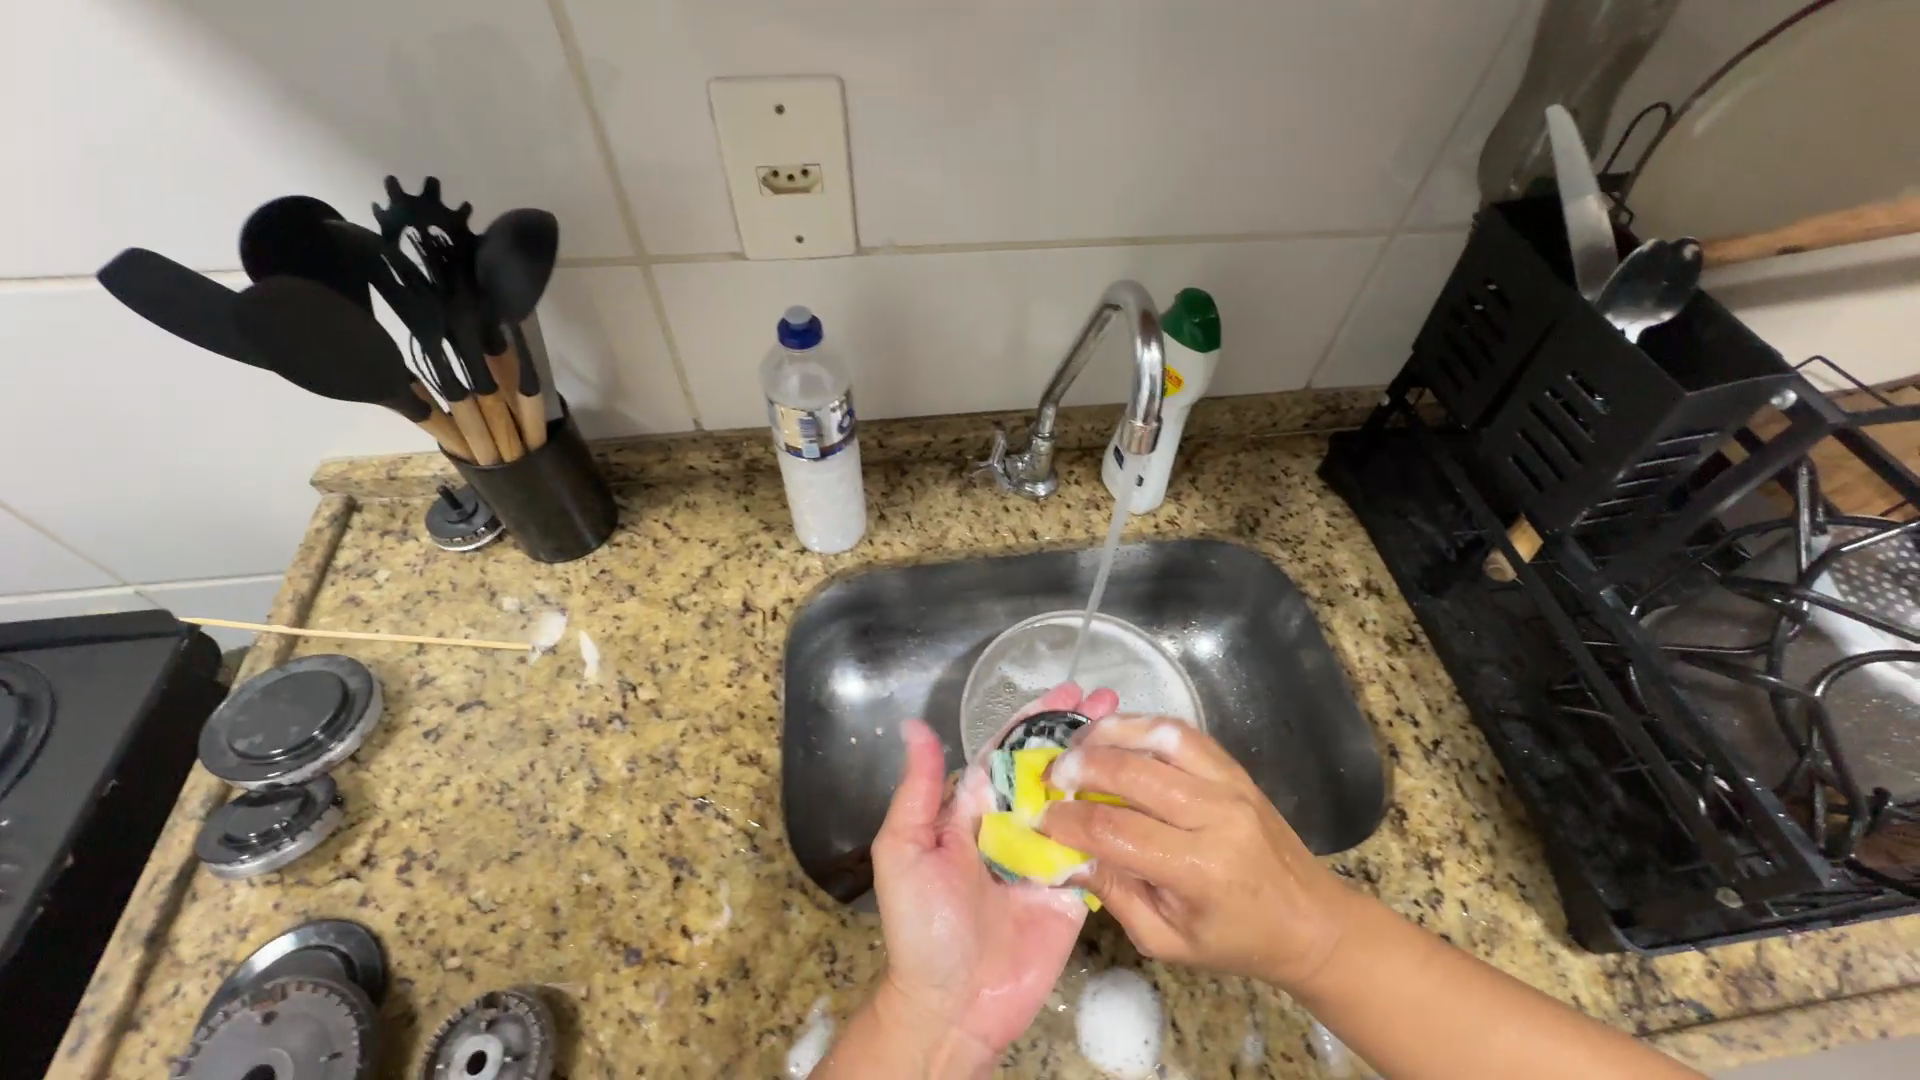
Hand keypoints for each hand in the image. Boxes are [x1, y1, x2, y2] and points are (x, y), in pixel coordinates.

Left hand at [868, 683, 1118, 1054]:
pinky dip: (1120, 817)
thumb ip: (918, 788)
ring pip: (1078, 798)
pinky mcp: (1072, 889)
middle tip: (1114, 698)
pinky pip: (1099, 846)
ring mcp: (1046, 854)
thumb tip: (915, 724)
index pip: (1007, 749)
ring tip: (1138, 732)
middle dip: (1078, 730)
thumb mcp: (905, 849)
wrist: (953, 1005)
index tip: (1069, 689)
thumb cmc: (922, 926)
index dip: (1036, 718)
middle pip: (1050, 766)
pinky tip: (1147, 788)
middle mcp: (1012, 822)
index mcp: (973, 807)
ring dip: (1105, 764)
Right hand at [1038, 714, 1351, 989]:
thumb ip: (1113, 893)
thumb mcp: (1165, 940)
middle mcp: (1217, 817)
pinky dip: (1142, 727)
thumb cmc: (1235, 940)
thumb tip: (1061, 855)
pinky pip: (1183, 734)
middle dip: (1079, 769)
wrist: (1310, 921)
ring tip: (1076, 745)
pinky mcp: (1234, 769)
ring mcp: (1230, 785)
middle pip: (1132, 774)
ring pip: (1159, 739)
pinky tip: (1116, 737)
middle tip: (1049, 777)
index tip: (1040, 819)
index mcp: (1200, 871)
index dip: (1069, 822)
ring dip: (1109, 734)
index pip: (1116, 832)